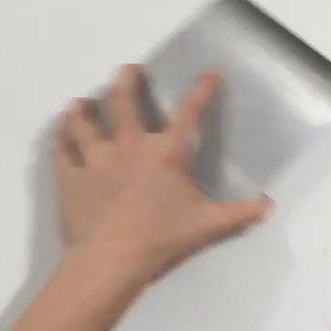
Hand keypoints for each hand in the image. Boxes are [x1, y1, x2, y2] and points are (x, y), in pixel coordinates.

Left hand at [53, 65, 271, 293]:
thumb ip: (240, 214)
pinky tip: (62, 135)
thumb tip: (269, 206)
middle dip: (126, 80)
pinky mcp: (70, 177)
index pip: (189, 112)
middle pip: (123, 100)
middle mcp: (130, 145)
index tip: (209, 72)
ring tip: (83, 102)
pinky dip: (61, 139)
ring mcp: (95, 159)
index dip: (202, 89)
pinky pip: (61, 150)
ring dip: (83, 108)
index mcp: (167, 153)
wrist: (110, 261)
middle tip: (129, 70)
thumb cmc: (162, 239)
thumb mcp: (209, 226)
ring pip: (83, 121)